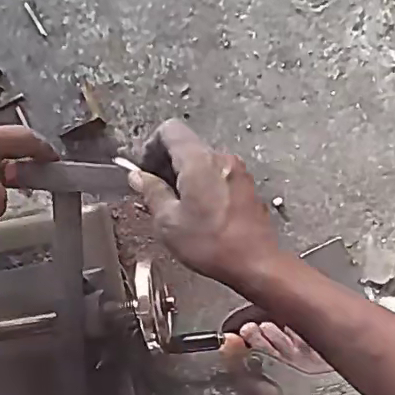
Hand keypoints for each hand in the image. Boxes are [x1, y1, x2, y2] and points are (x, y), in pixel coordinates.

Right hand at [127, 120, 282, 288]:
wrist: (255, 263)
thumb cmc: (214, 245)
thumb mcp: (168, 222)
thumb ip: (151, 192)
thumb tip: (139, 177)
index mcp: (199, 161)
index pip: (170, 131)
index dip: (150, 147)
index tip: (145, 170)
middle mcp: (222, 159)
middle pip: (187, 146)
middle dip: (167, 166)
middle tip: (156, 193)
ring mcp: (238, 173)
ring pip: (203, 163)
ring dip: (186, 178)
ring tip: (177, 208)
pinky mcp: (247, 188)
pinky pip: (219, 177)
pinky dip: (204, 187)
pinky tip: (199, 214)